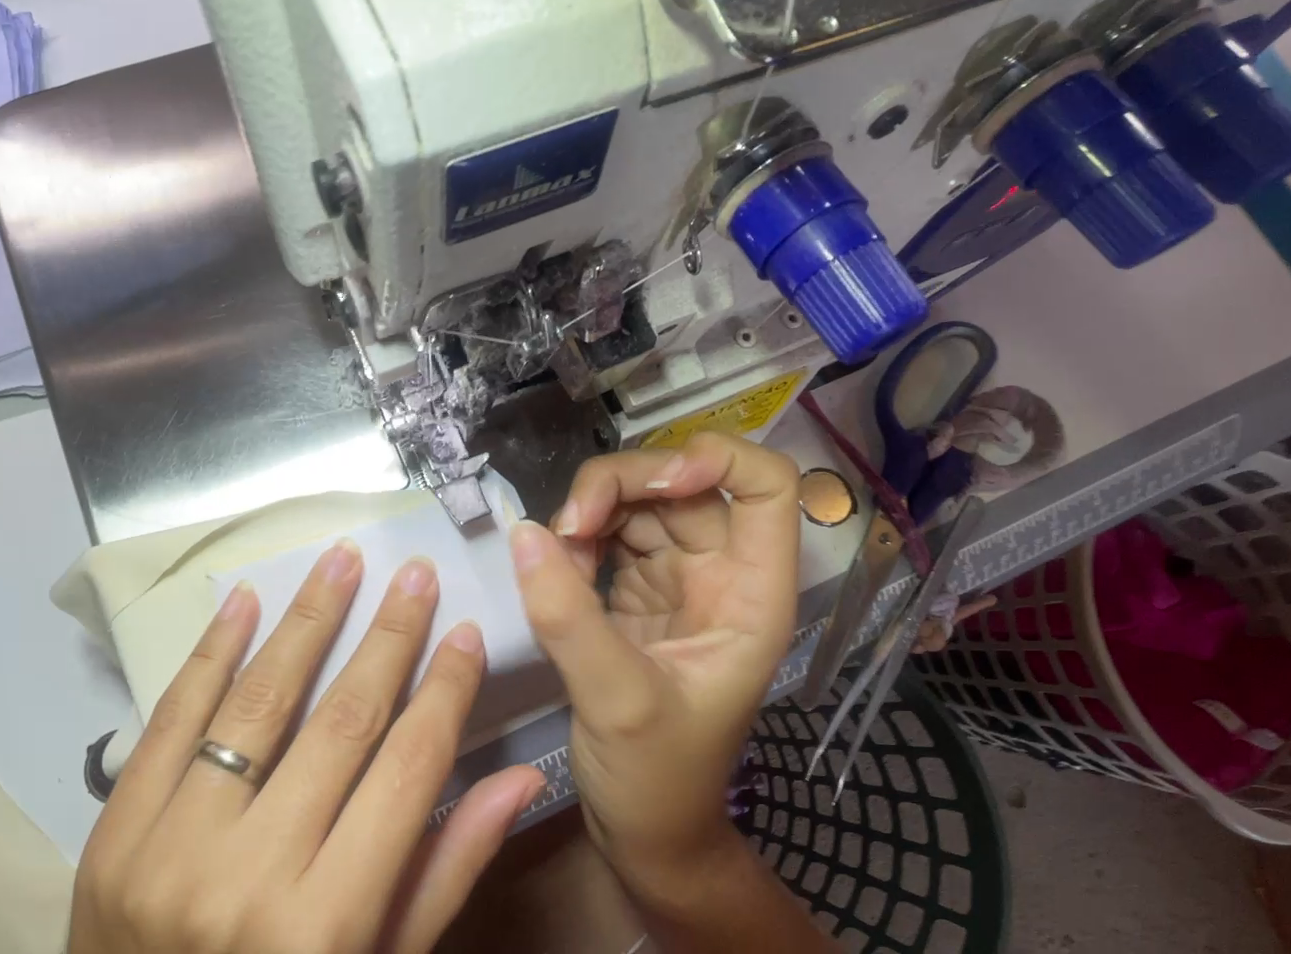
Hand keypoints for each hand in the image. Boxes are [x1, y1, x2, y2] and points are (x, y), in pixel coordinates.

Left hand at [71, 542, 545, 953]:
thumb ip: (443, 871)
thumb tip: (519, 779)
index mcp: (326, 923)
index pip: (406, 772)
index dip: (443, 693)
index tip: (464, 631)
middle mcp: (249, 876)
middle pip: (339, 723)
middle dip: (387, 637)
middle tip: (414, 572)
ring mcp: (170, 847)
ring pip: (258, 703)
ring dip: (306, 620)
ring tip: (341, 559)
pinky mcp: (113, 830)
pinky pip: (171, 719)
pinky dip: (211, 651)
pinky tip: (246, 598)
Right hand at [509, 433, 800, 887]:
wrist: (646, 832)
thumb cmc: (658, 779)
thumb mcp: (618, 701)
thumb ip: (569, 617)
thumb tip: (523, 532)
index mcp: (751, 593)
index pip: (766, 487)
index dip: (719, 459)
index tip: (656, 481)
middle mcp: (720, 572)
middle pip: (681, 484)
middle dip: (622, 486)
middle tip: (568, 524)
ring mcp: (676, 578)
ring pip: (639, 502)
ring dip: (592, 510)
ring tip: (554, 549)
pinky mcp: (637, 591)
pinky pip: (608, 534)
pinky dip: (577, 536)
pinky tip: (554, 561)